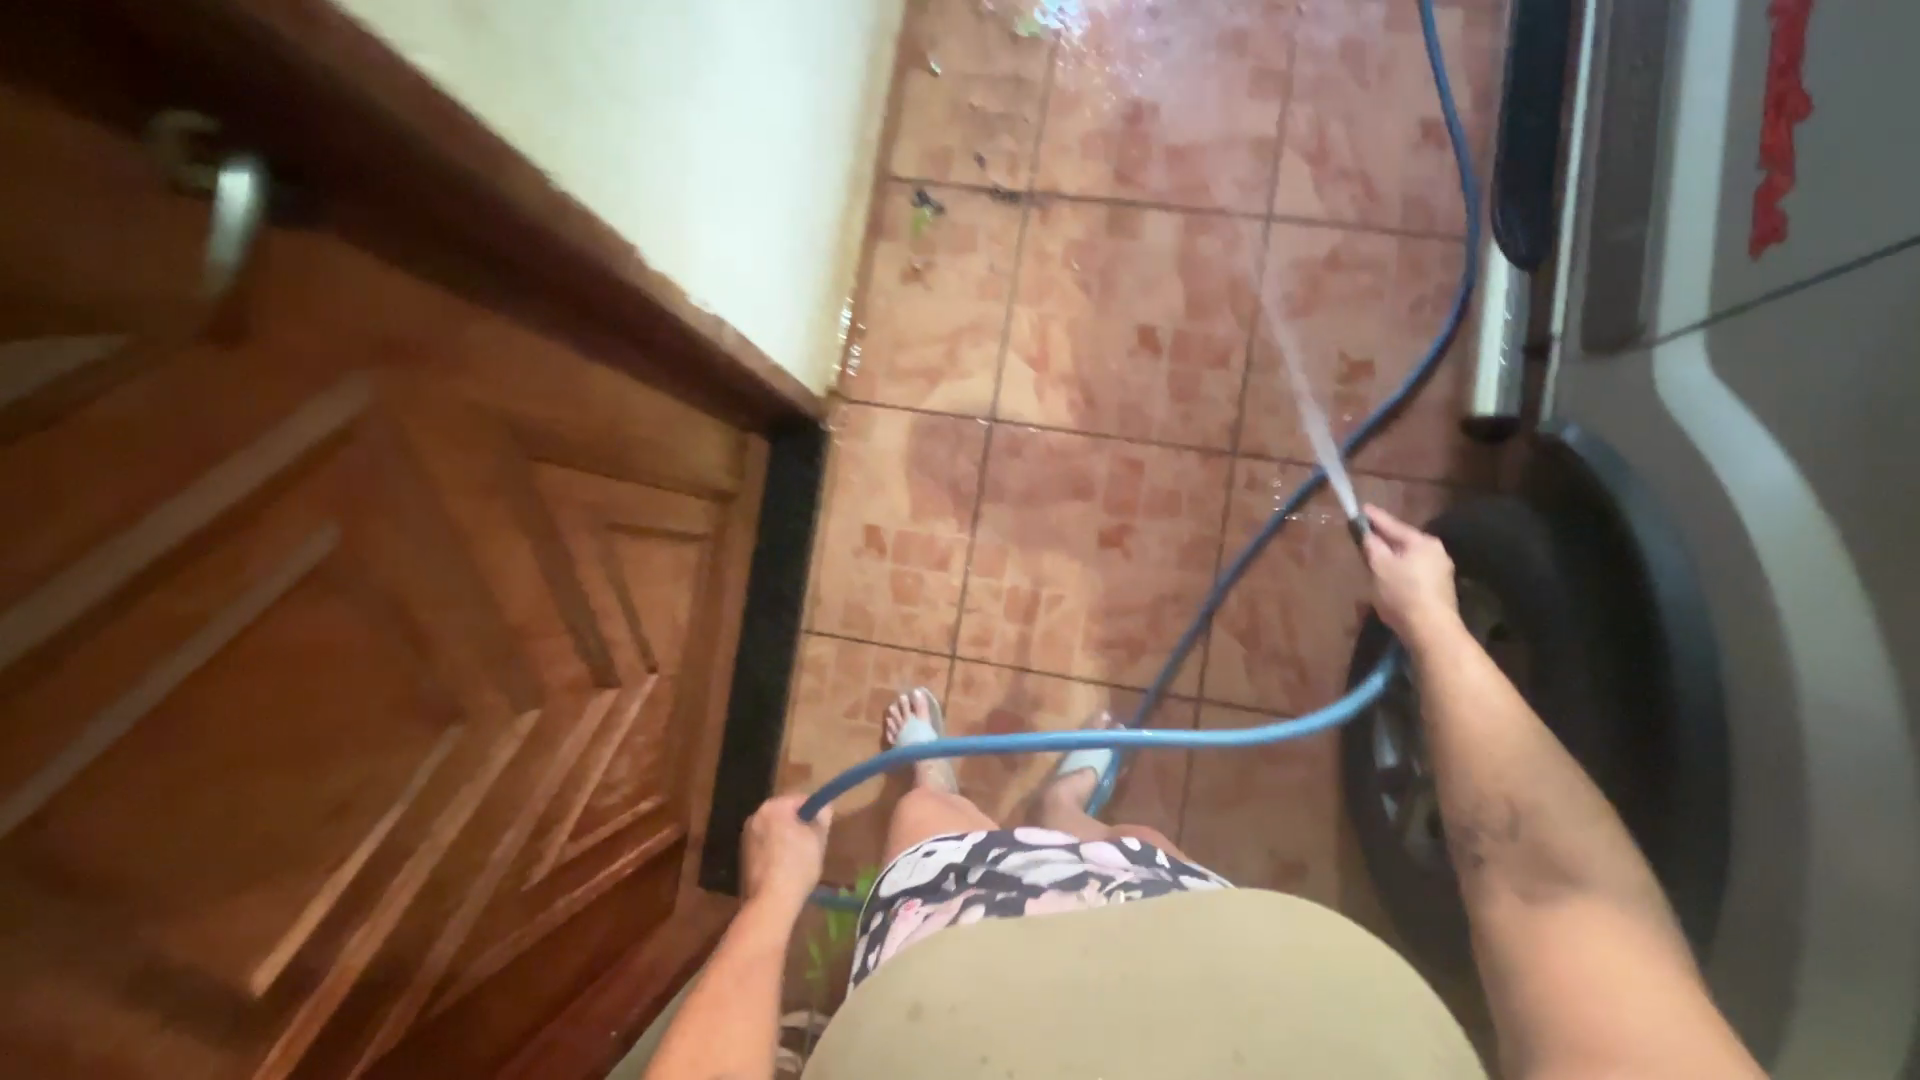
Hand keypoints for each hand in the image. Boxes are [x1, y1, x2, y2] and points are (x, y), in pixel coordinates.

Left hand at [741, 795, 831, 912]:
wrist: (770, 902)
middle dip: (799, 824)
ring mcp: (746, 837)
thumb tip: (822, 807)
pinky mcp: (743, 856)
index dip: (815, 811)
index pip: (800, 799)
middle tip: (813, 842)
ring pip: (774, 830)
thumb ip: (822, 817)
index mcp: (773, 807)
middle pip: (785, 813)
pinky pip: (765, 845)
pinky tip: (785, 867)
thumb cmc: (798, 865)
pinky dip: (775, 850)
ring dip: (787, 837)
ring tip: (800, 857)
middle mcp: (755, 816)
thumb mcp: (818, 838)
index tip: (822, 828)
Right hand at [1360, 504, 1459, 641]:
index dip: (1375, 518)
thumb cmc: (1402, 592)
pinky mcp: (1440, 587)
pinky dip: (1401, 568)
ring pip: (1410, 556)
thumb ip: (1372, 546)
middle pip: (1404, 540)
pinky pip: (1415, 569)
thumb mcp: (1380, 566)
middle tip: (1367, 532)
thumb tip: (1367, 533)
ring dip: (1393, 555)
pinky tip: (1391, 575)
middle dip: (1385, 538)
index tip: (1362, 508)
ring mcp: (1441, 570)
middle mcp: (1436, 551)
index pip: (1393, 525)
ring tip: (1376, 554)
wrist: (1430, 628)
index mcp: (1422, 542)